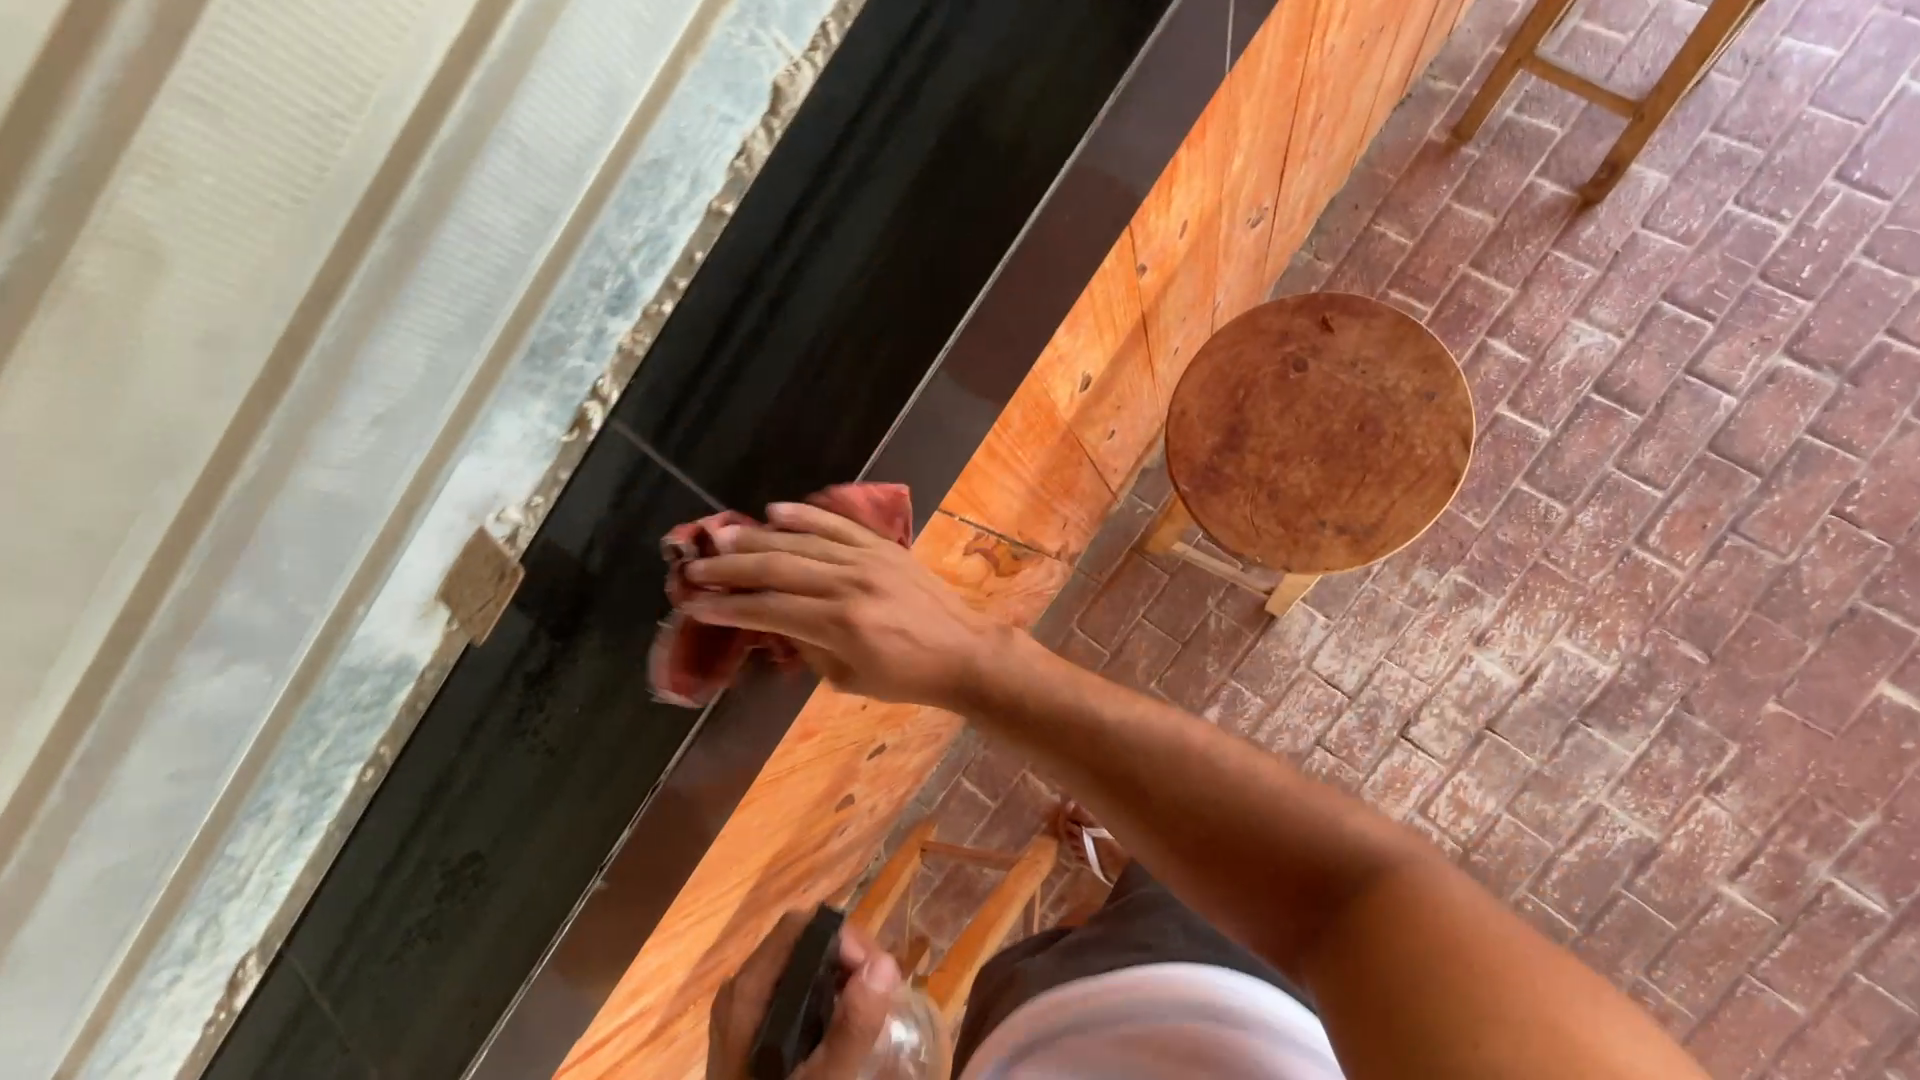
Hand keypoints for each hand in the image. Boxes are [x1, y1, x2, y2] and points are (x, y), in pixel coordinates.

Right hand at [680, 502, 1009, 709]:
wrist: (964, 652)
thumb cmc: (906, 678)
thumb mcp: (848, 679)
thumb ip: (807, 648)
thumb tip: (774, 622)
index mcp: (840, 624)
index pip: (768, 609)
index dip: (727, 607)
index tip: (693, 604)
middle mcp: (849, 583)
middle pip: (776, 567)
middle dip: (729, 569)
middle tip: (693, 569)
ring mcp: (868, 558)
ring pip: (801, 540)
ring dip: (756, 537)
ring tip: (720, 538)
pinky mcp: (883, 546)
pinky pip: (837, 524)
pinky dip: (804, 515)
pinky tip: (774, 510)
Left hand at [707, 912, 899, 1079]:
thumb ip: (851, 1028)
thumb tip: (886, 964)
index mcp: (748, 992)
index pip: (800, 926)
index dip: (843, 938)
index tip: (876, 973)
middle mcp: (741, 988)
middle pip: (801, 941)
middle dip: (846, 957)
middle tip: (878, 996)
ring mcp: (743, 1008)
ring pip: (800, 963)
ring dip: (838, 976)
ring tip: (865, 1012)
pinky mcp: (750, 1028)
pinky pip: (792, 989)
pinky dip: (823, 995)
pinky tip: (840, 1028)